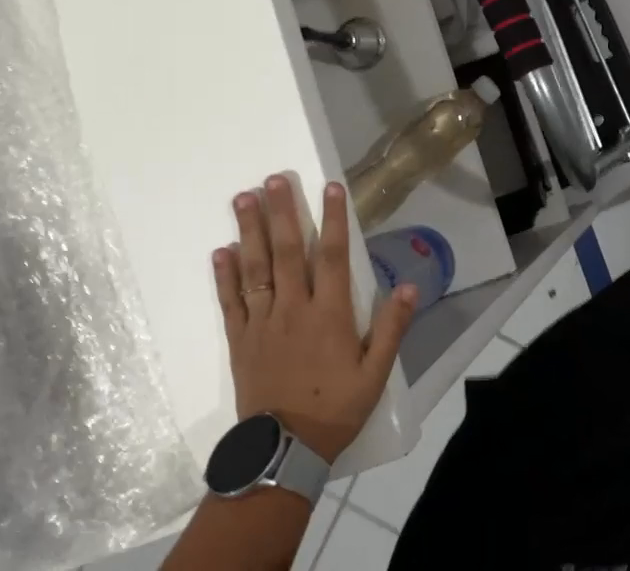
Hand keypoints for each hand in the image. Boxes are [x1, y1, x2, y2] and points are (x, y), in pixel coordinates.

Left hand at [213, 174, 415, 463]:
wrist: (284, 450)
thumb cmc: (336, 409)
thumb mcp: (376, 372)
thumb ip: (392, 327)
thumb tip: (409, 285)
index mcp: (329, 314)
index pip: (330, 255)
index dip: (332, 219)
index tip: (330, 187)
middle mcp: (293, 309)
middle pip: (285, 252)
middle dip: (281, 212)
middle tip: (273, 178)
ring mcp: (262, 323)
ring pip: (254, 269)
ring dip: (248, 231)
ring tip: (243, 198)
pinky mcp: (240, 341)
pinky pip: (231, 302)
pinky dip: (224, 275)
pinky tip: (220, 251)